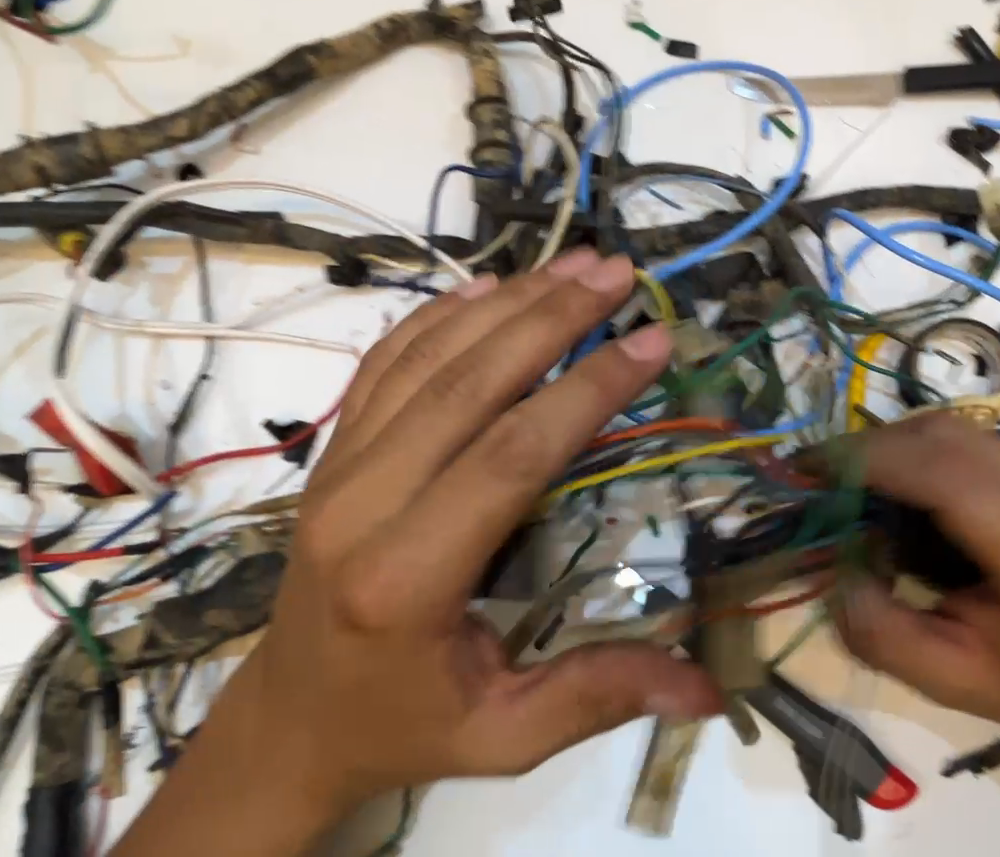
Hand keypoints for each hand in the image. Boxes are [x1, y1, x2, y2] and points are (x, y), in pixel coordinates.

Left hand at [180, 250, 721, 822]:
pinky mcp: (333, 453)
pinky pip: (385, 364)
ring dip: (507, 302)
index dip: (588, 390)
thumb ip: (598, 698)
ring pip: (426, 359)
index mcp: (408, 576)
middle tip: (619, 273)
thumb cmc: (403, 725)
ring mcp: (337, 469)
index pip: (512, 455)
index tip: (653, 340)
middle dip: (553, 318)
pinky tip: (487, 288)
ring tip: (575, 263)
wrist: (290, 718)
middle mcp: (362, 504)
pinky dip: (438, 316)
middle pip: (468, 384)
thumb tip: (709, 693)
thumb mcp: (503, 736)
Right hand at [832, 414, 999, 740]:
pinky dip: (927, 449)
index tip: (813, 469)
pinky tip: (913, 490)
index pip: (957, 484)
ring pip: (961, 428)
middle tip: (823, 476)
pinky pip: (975, 435)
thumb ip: (880, 633)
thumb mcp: (947, 683)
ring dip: (898, 445)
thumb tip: (832, 559)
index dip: (880, 463)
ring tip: (865, 487)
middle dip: (875, 447)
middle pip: (954, 439)